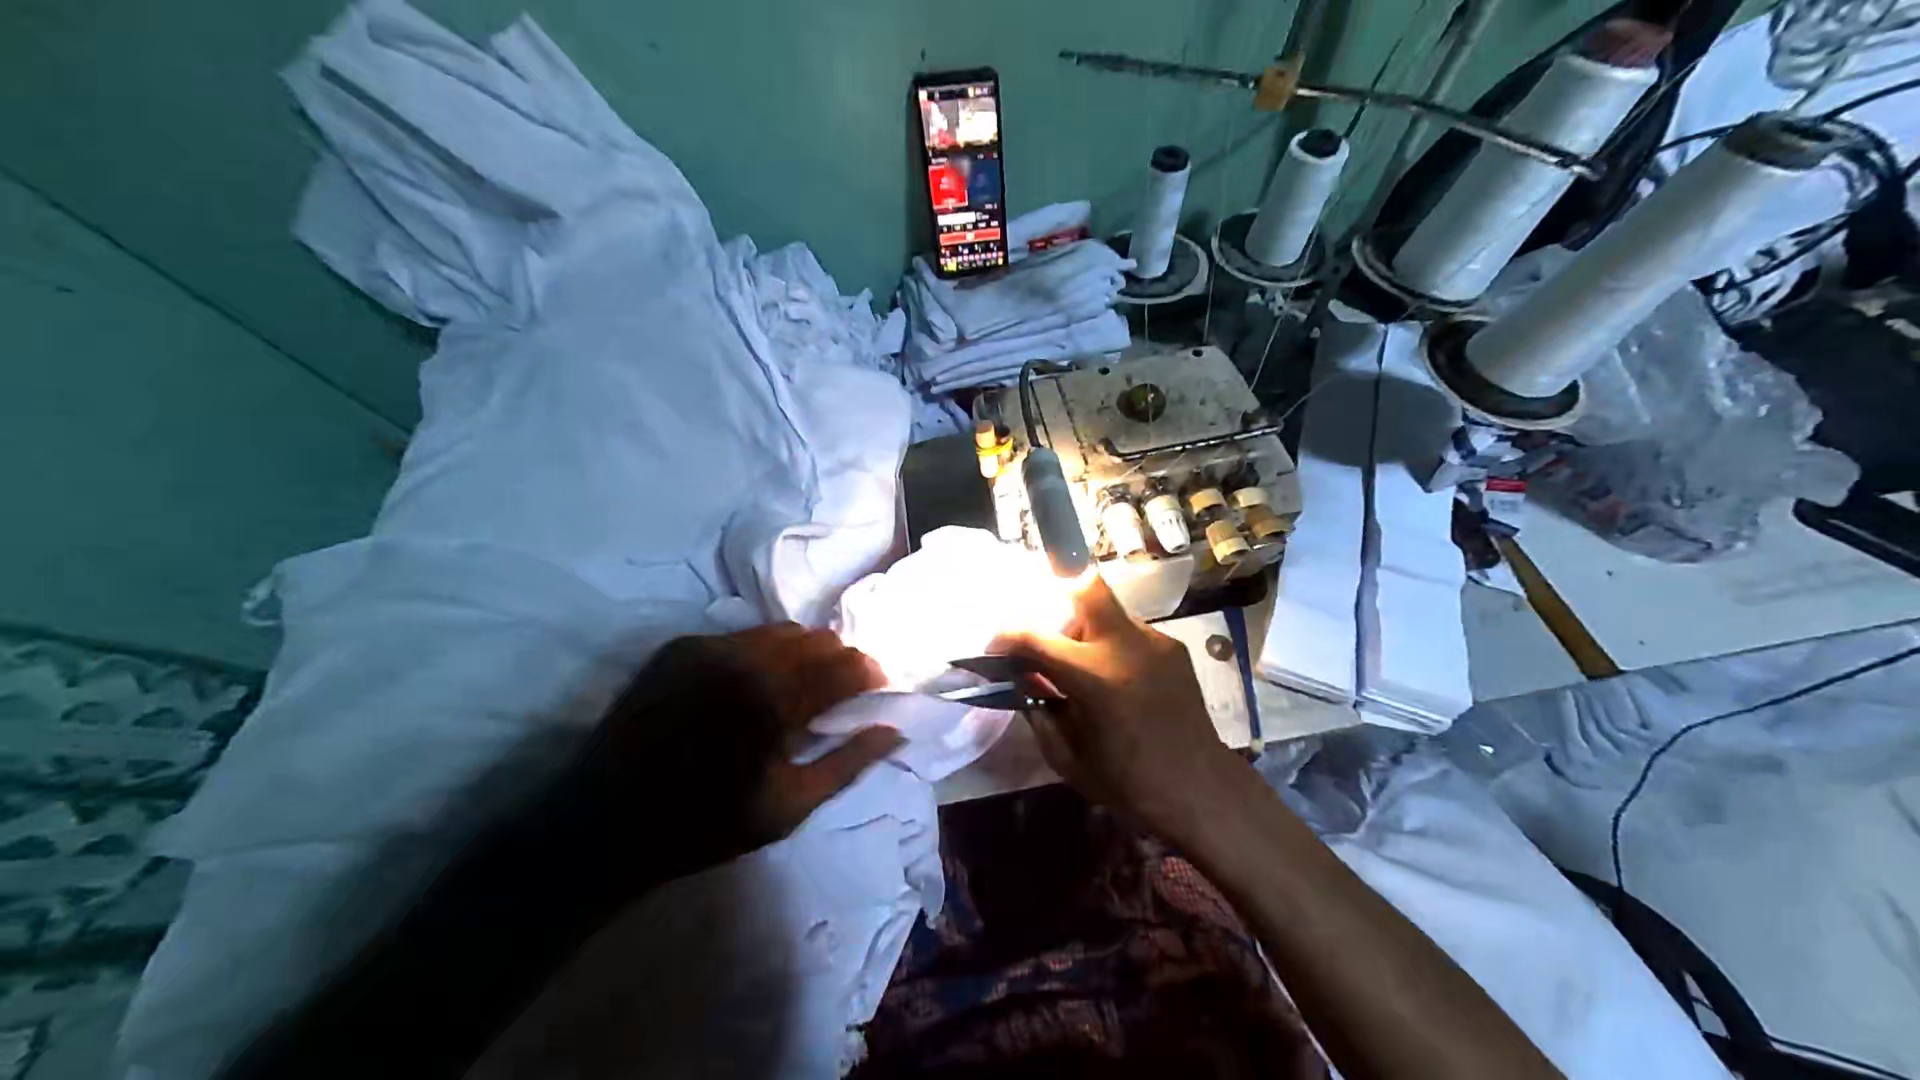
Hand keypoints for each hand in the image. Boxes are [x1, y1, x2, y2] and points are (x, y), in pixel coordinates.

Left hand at [594, 623, 900, 862]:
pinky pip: (740, 637)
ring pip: (778, 631)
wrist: (602, 823)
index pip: (844, 666)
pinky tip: (754, 685)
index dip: (870, 674)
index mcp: (773, 700)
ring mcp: (705, 647)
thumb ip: (847, 763)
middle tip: (842, 692)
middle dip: (839, 661)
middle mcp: (742, 658)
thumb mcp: (788, 808)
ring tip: (801, 686)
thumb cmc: (703, 826)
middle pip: (815, 639)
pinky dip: (762, 653)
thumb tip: (893, 730)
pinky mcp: (678, 647)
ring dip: (803, 652)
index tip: (878, 688)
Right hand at [992, 576, 1246, 840]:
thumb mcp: (1068, 757)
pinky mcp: (1173, 647)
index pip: (1036, 638)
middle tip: (1053, 641)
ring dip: (1087, 632)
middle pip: (1086, 587)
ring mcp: (1154, 642)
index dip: (1006, 639)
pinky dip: (1112, 646)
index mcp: (1095, 678)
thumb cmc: (1128, 784)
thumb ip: (1038, 711)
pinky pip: (1129, 631)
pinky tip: (1118, 680)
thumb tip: (1022, 680)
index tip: (994, 649)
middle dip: (1059, 602)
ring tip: (1087, 671)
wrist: (1200, 789)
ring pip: (1107, 611)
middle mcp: (1126, 646)